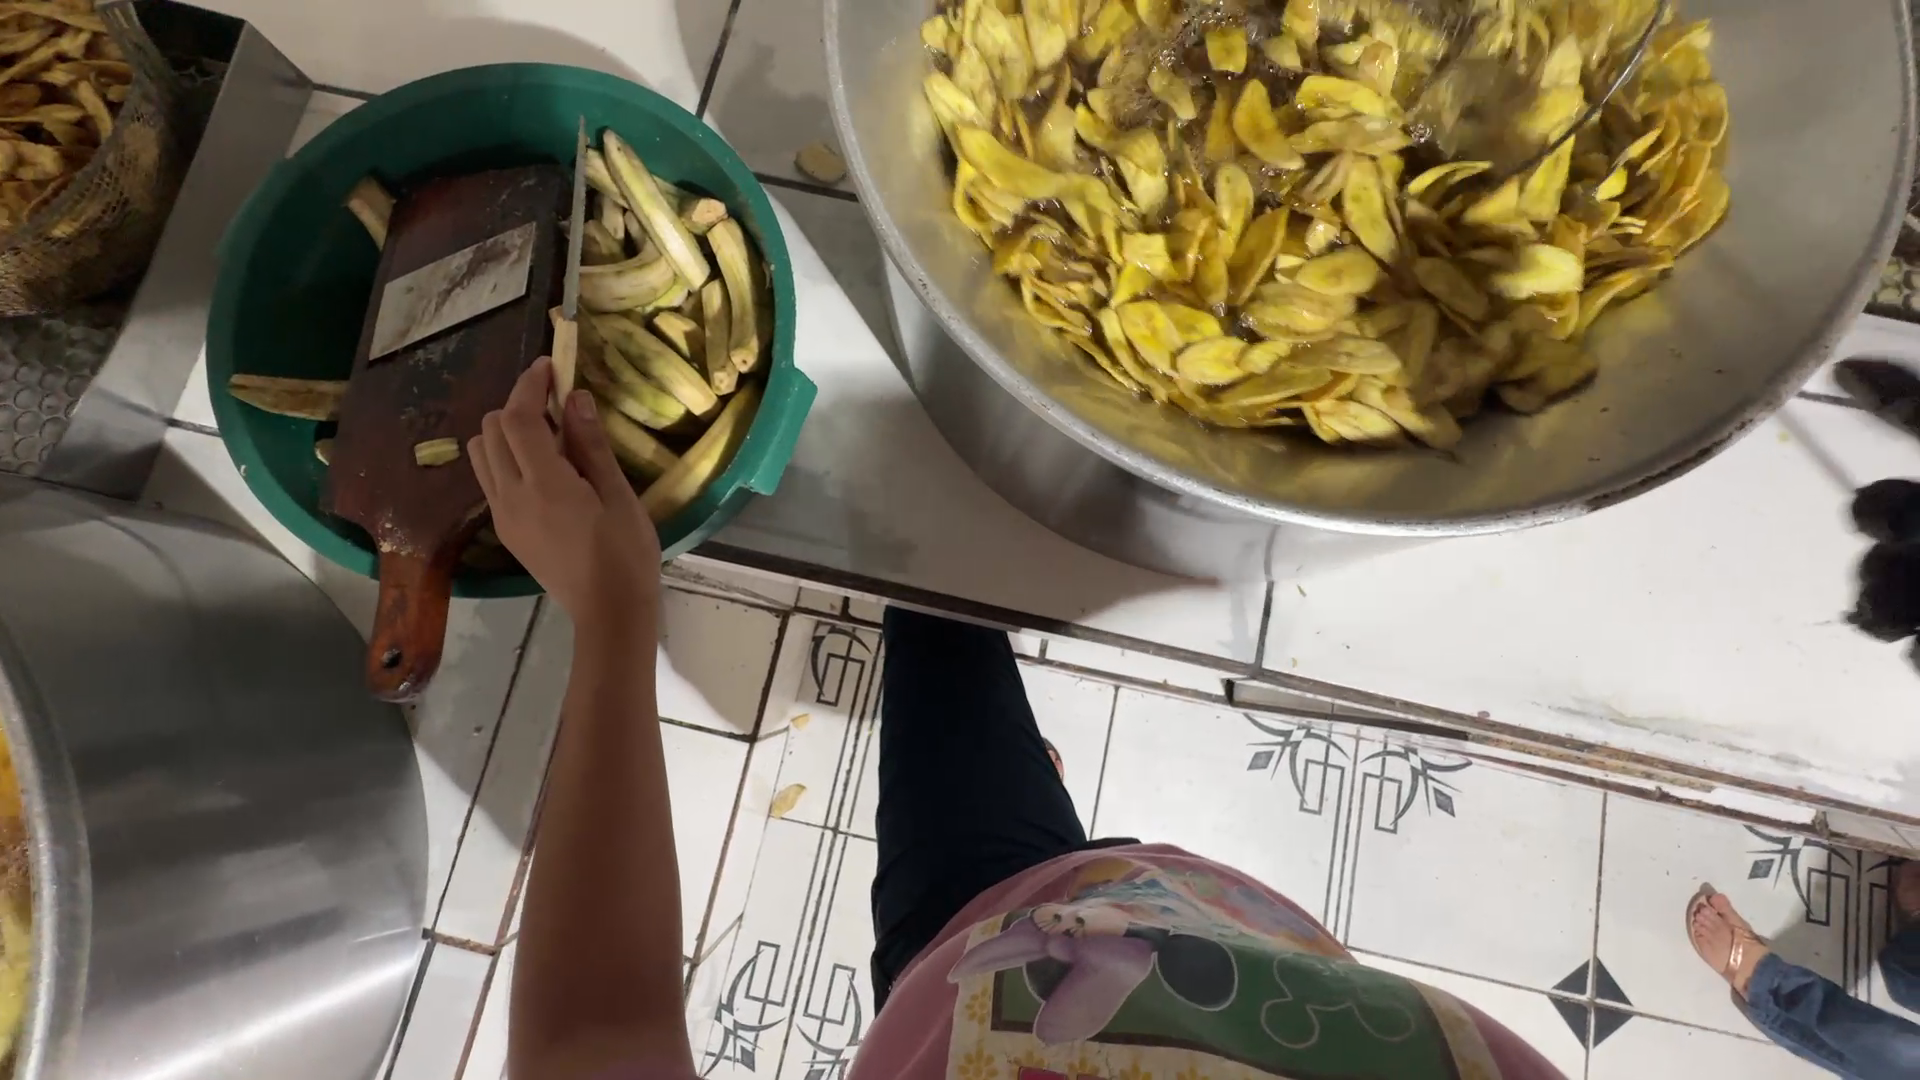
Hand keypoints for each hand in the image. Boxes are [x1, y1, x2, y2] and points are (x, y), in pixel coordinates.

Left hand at [470, 357, 661, 637]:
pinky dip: (507, 458)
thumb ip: (592, 447)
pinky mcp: (505, 529)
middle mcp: (511, 496)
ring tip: (549, 438)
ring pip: (482, 453)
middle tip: (560, 409)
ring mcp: (503, 515)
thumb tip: (575, 398)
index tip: (550, 366)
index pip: (518, 419)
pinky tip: (544, 470)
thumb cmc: (627, 554)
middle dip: (519, 407)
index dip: (529, 386)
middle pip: (491, 430)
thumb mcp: (619, 497)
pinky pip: (491, 478)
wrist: (609, 611)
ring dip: (507, 433)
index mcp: (545, 486)